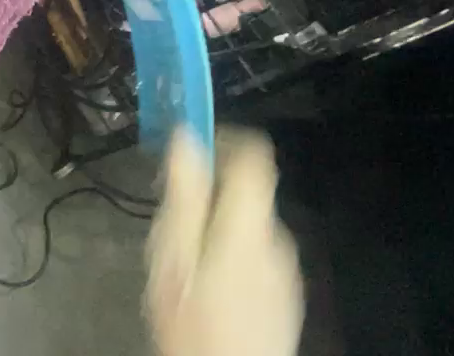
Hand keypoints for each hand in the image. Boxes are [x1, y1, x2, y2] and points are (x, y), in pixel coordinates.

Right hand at [146, 128, 303, 355]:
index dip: (223, 138)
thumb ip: (184, 193)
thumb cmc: (192, 318)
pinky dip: (230, 249)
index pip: (254, 156)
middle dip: (206, 190)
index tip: (188, 146)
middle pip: (246, 191)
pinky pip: (256, 252)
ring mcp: (286, 271)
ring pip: (247, 221)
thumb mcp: (172, 253)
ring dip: (215, 222)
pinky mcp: (284, 296)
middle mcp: (277, 241)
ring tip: (181, 256)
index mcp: (249, 224)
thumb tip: (185, 135)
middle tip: (167, 214)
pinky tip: (206, 282)